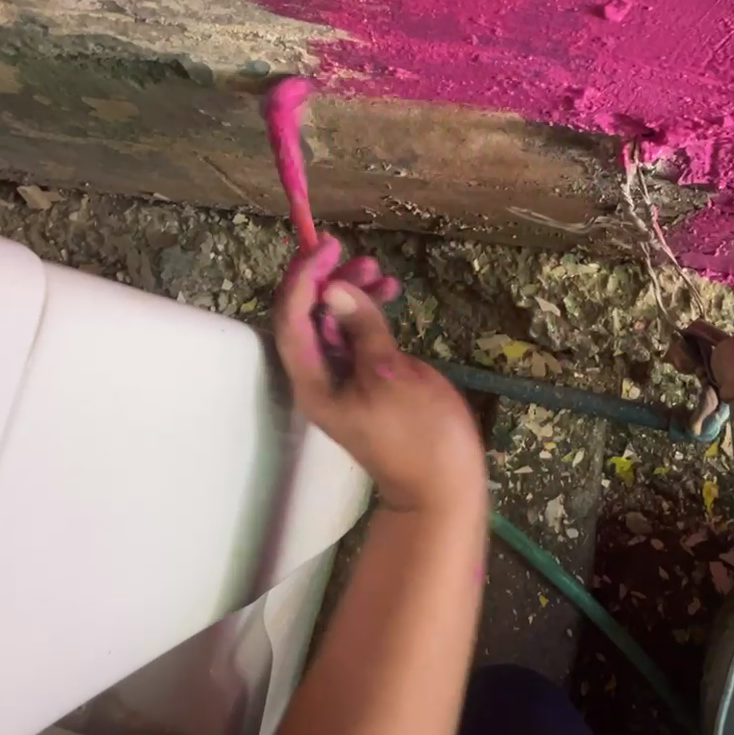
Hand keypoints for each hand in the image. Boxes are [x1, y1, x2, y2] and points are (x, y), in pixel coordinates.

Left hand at [274, 237, 486, 518]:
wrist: (442, 487)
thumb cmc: (419, 434)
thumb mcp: (391, 374)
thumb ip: (363, 328)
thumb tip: (336, 289)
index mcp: (312, 382)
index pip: (291, 319)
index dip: (304, 278)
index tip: (329, 247)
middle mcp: (317, 377)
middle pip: (307, 317)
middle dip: (328, 281)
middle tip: (358, 257)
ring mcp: (341, 378)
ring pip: (332, 323)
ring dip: (350, 294)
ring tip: (379, 272)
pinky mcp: (364, 379)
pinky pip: (354, 336)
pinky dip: (367, 313)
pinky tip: (388, 294)